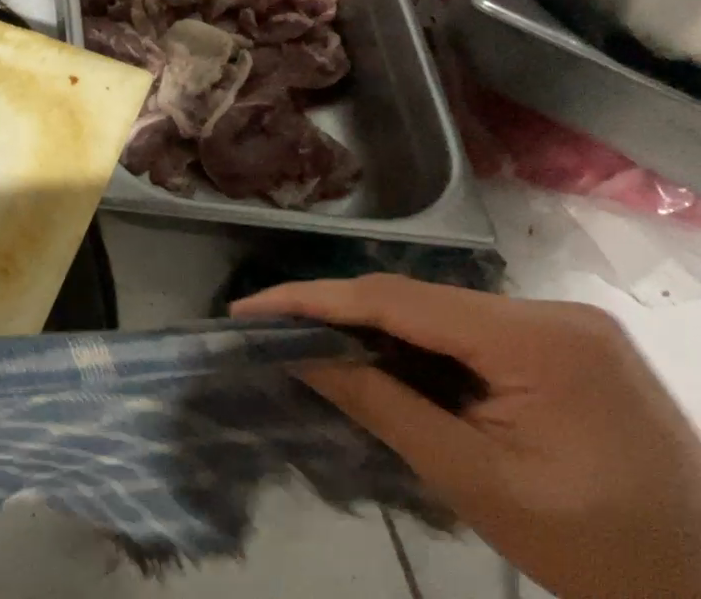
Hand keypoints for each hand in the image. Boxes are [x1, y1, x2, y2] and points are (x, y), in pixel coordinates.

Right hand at [233, 274, 700, 598]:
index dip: (309, 299)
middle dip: (332, 312)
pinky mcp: (564, 348)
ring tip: (305, 345)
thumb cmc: (599, 546)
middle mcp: (553, 314)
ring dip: (368, 328)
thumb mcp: (474, 478)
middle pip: (412, 298)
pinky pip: (462, 329)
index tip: (244, 309)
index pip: (394, 299)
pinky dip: (410, 344)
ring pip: (432, 310)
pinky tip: (374, 362)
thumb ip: (380, 404)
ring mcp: (563, 328)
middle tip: (266, 332)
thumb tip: (295, 353)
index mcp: (539, 341)